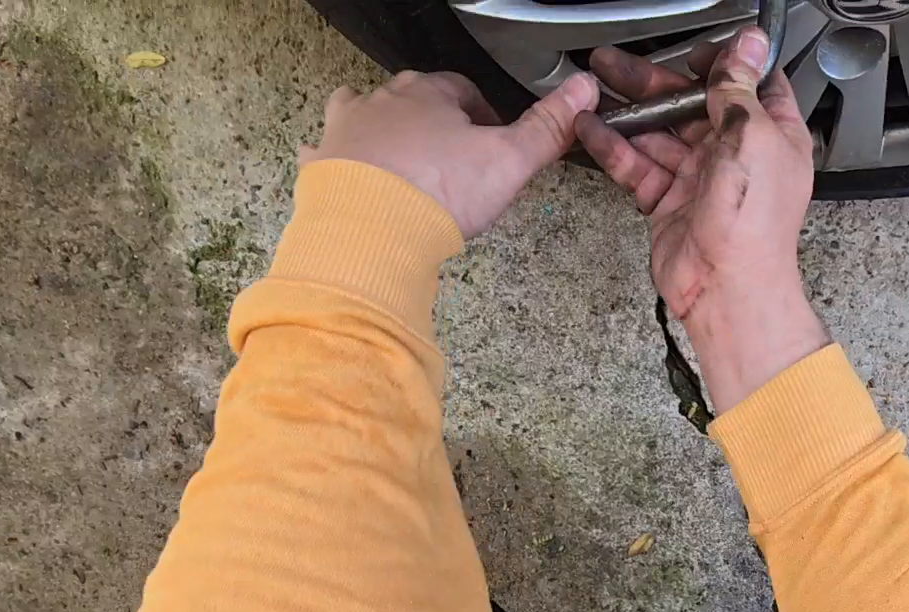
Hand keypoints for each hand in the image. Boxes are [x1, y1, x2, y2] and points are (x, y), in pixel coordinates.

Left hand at [302, 70, 598, 237]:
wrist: (375, 227)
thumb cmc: (443, 191)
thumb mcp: (511, 162)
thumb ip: (547, 128)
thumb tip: (584, 87)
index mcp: (431, 94)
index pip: (463, 90)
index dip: (484, 116)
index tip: (494, 142)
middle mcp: (384, 100)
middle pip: (415, 99)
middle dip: (436, 123)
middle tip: (457, 161)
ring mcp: (348, 129)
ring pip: (367, 114)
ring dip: (387, 132)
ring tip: (408, 167)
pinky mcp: (324, 163)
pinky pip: (328, 148)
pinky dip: (343, 158)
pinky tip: (355, 177)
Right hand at [575, 29, 830, 411]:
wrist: (727, 288)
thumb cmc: (754, 224)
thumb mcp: (753, 136)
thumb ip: (739, 88)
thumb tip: (747, 44)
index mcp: (771, 138)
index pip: (750, 85)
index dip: (722, 63)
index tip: (694, 53)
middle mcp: (737, 158)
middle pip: (692, 106)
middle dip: (653, 84)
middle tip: (615, 62)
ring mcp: (701, 182)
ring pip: (659, 135)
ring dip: (626, 113)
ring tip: (593, 88)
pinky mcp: (670, 205)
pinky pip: (639, 168)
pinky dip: (614, 148)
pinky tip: (592, 128)